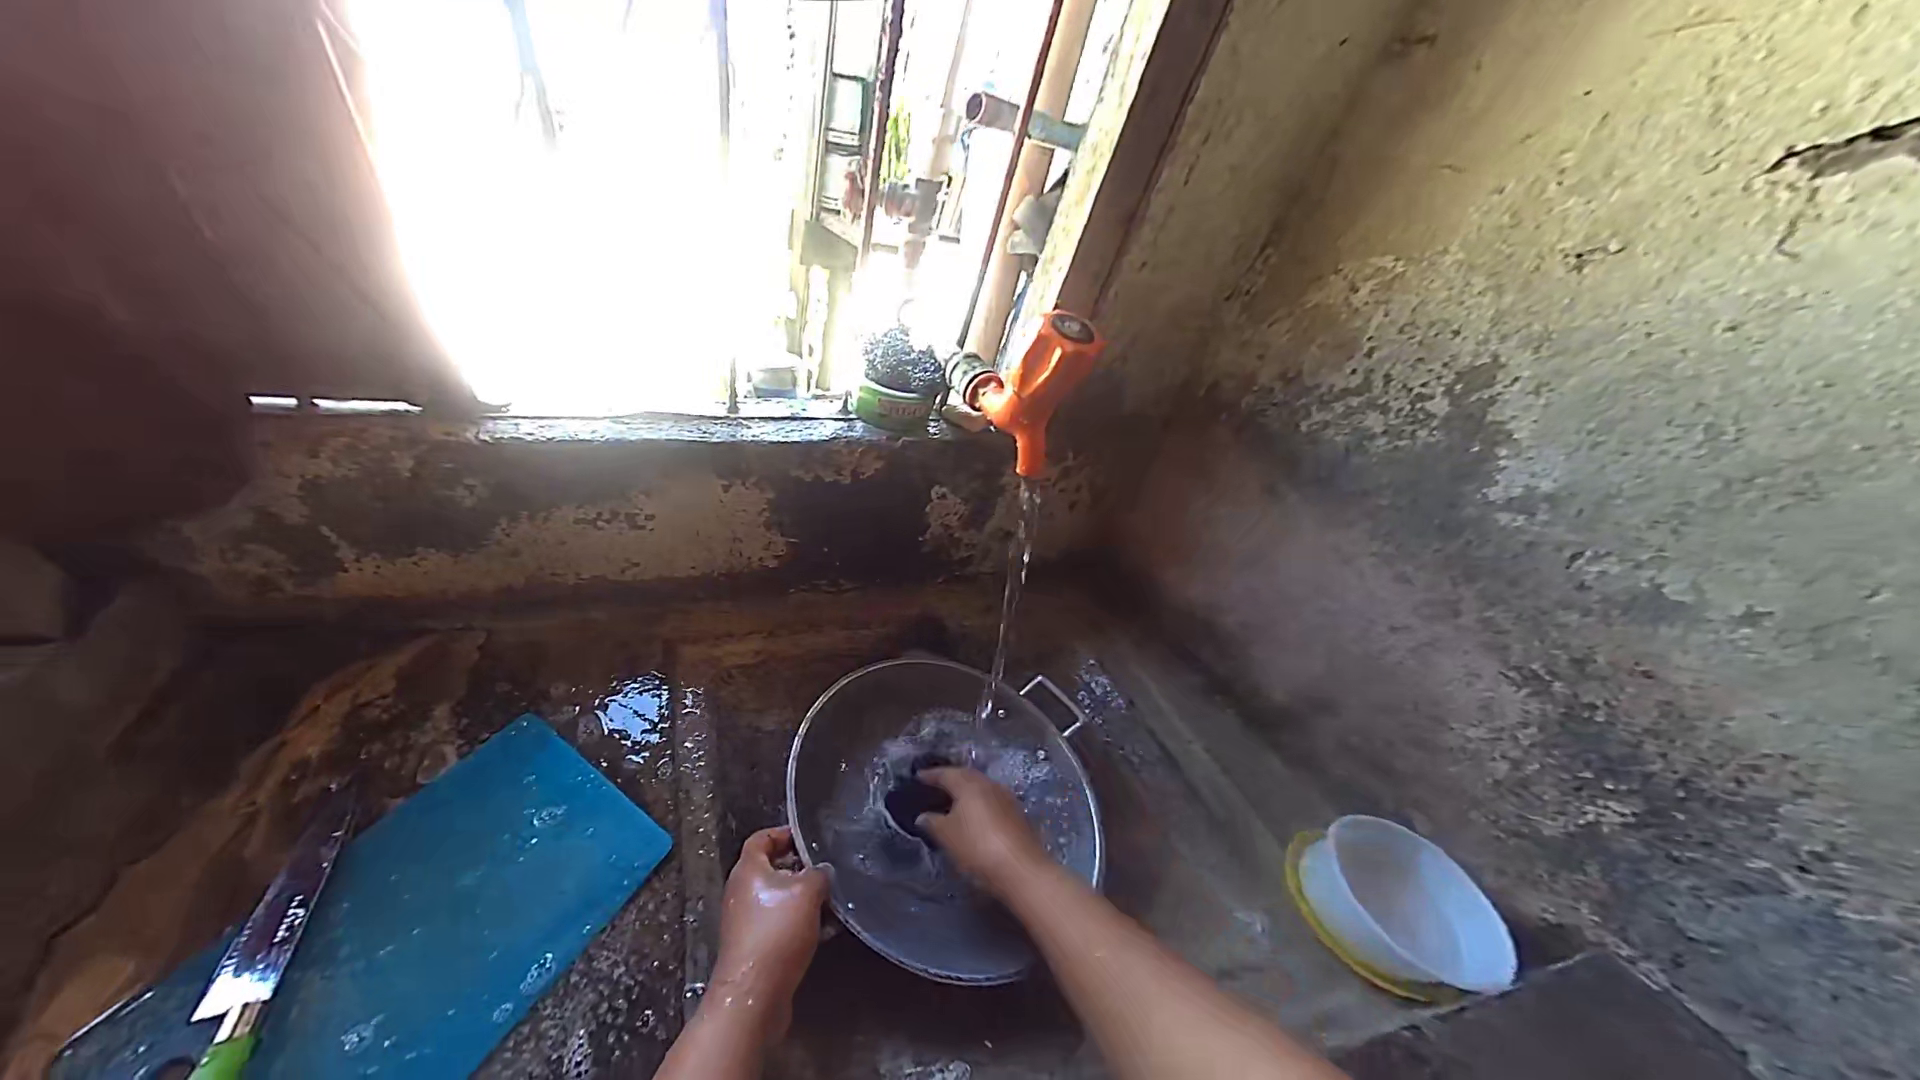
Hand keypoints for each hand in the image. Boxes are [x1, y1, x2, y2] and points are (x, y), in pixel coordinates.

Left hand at [709, 826, 829, 1043]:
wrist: (754, 995)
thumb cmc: (777, 933)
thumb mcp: (808, 892)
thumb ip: (819, 873)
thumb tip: (823, 872)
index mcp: (748, 870)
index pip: (762, 837)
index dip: (785, 833)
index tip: (809, 837)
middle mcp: (742, 892)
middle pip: (772, 867)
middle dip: (801, 867)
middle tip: (826, 869)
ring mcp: (745, 921)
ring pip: (779, 897)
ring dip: (803, 897)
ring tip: (831, 901)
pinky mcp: (754, 946)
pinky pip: (779, 922)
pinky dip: (799, 921)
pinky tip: (823, 930)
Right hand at [915, 767, 1050, 896]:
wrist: (1021, 869)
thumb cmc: (977, 847)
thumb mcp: (947, 836)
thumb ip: (932, 822)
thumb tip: (923, 816)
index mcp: (970, 784)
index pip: (946, 774)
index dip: (931, 775)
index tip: (917, 776)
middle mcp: (989, 784)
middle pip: (966, 776)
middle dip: (950, 779)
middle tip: (935, 785)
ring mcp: (1006, 798)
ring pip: (980, 788)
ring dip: (965, 792)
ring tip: (952, 801)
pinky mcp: (1016, 814)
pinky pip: (991, 801)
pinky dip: (978, 804)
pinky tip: (972, 816)